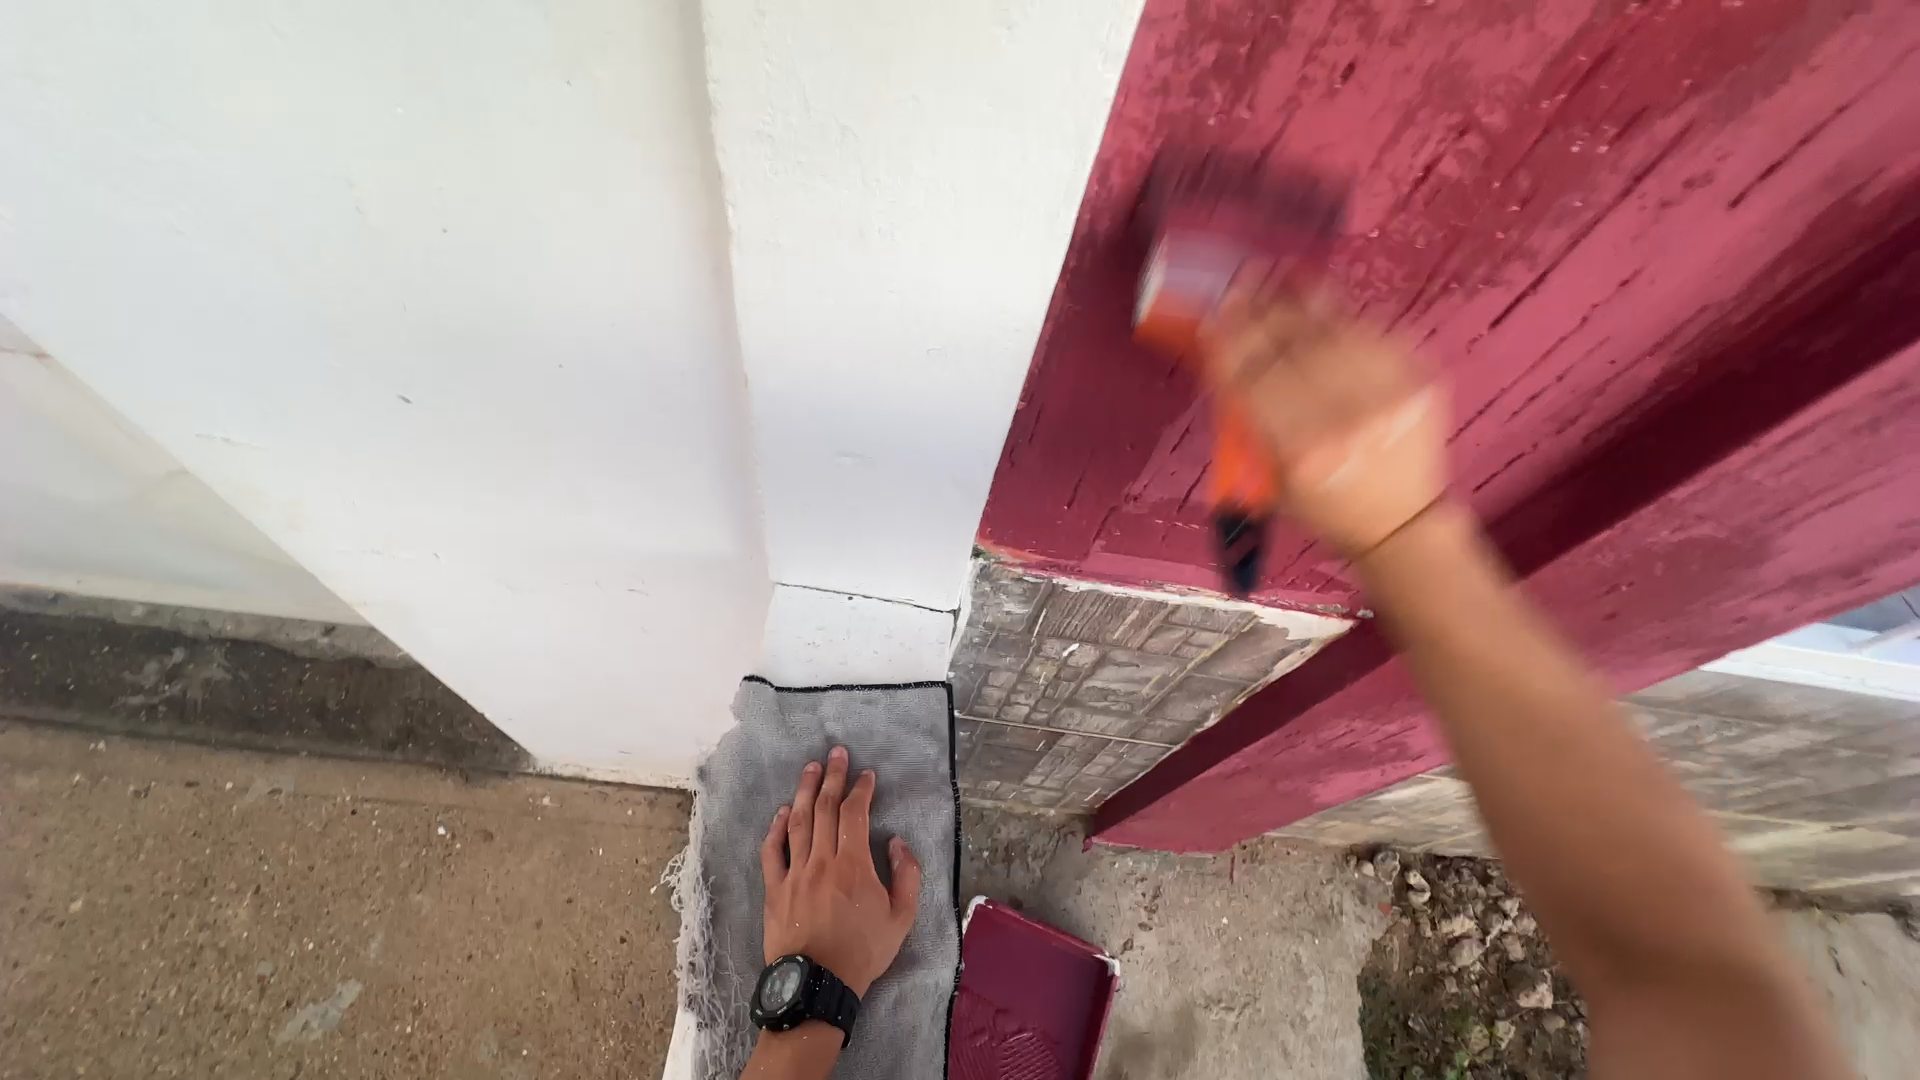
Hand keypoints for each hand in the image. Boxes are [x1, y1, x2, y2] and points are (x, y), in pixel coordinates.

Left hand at [760, 746, 920, 997]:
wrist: (817, 987)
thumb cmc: (862, 952)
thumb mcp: (901, 918)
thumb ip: (907, 875)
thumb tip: (896, 842)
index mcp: (853, 865)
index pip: (855, 814)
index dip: (861, 789)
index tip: (866, 775)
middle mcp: (822, 861)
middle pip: (826, 808)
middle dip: (833, 777)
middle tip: (836, 753)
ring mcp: (794, 873)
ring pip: (799, 821)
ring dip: (805, 790)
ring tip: (810, 768)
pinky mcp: (774, 889)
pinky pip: (772, 850)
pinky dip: (776, 827)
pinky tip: (783, 810)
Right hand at [1198, 287, 1447, 555]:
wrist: (1399, 520)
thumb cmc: (1322, 505)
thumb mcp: (1271, 479)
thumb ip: (1251, 424)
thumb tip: (1228, 362)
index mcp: (1304, 452)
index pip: (1255, 382)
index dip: (1230, 346)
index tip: (1211, 319)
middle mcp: (1349, 418)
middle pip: (1293, 349)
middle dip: (1259, 315)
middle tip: (1237, 289)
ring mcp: (1391, 393)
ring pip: (1334, 330)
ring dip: (1297, 300)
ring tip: (1272, 277)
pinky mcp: (1420, 377)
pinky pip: (1372, 330)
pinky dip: (1339, 312)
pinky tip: (1314, 296)